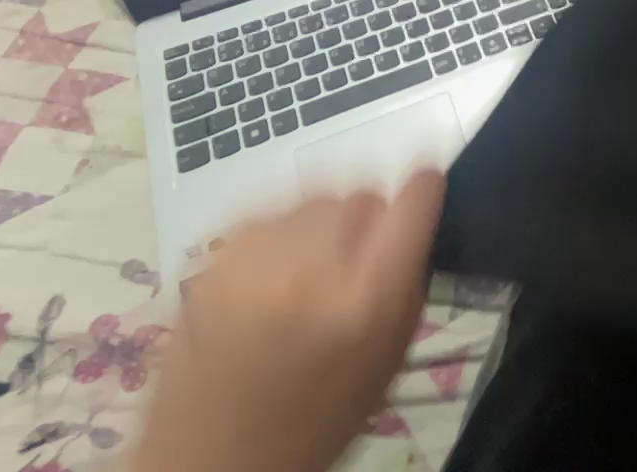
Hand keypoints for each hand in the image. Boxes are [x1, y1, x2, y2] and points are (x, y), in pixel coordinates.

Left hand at [128, 172, 445, 471]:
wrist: (212, 461)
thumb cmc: (320, 415)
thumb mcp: (391, 353)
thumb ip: (407, 276)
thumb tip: (413, 218)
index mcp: (371, 295)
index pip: (416, 194)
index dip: (424, 192)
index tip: (421, 200)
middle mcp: (316, 266)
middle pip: (364, 194)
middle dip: (368, 221)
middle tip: (356, 261)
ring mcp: (258, 259)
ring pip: (317, 198)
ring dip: (324, 225)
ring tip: (310, 270)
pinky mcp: (215, 259)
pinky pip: (271, 213)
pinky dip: (281, 234)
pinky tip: (274, 274)